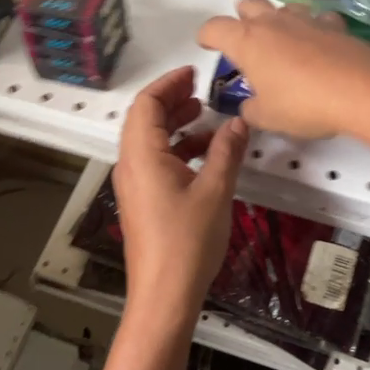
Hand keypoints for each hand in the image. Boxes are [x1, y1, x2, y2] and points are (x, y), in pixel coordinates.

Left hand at [112, 66, 248, 331]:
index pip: (147, 104)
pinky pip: (155, 162)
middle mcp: (131, 166)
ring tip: (207, 119)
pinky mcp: (143, 203)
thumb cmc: (188, 241)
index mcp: (142, 155)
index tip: (194, 73)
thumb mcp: (215, 190)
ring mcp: (135, 186)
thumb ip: (227, 151)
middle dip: (172, 101)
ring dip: (176, 125)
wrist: (164, 295)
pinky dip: (177, 149)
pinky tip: (205, 155)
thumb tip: (238, 122)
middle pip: (144, 120)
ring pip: (150, 142)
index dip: (169, 84)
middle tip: (201, 91)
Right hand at [197, 0, 369, 139]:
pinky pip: (317, 18)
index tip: (207, 44)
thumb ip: (251, 110)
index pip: (215, 28)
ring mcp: (306, 19)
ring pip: (283, 6)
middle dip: (241, 16)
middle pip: (248, 3)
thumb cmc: (303, 104)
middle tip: (245, 36)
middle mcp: (273, 22)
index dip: (207, 35)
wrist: (361, 90)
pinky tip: (319, 43)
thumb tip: (249, 106)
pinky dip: (313, 27)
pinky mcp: (334, 25)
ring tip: (282, 39)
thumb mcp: (267, 117)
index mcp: (247, 41)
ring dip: (278, 18)